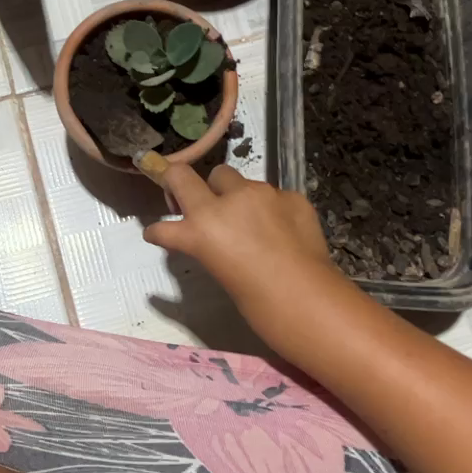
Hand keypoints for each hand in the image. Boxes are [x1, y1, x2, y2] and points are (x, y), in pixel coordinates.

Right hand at [143, 164, 334, 301]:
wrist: (305, 297)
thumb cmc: (252, 298)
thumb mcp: (214, 270)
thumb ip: (198, 245)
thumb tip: (189, 239)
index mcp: (202, 224)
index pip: (173, 184)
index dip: (167, 191)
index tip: (171, 208)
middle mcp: (229, 200)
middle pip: (204, 173)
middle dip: (202, 188)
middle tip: (208, 212)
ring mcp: (264, 194)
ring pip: (241, 181)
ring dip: (238, 198)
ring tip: (252, 226)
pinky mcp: (292, 196)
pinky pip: (273, 195)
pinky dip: (271, 209)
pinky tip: (281, 232)